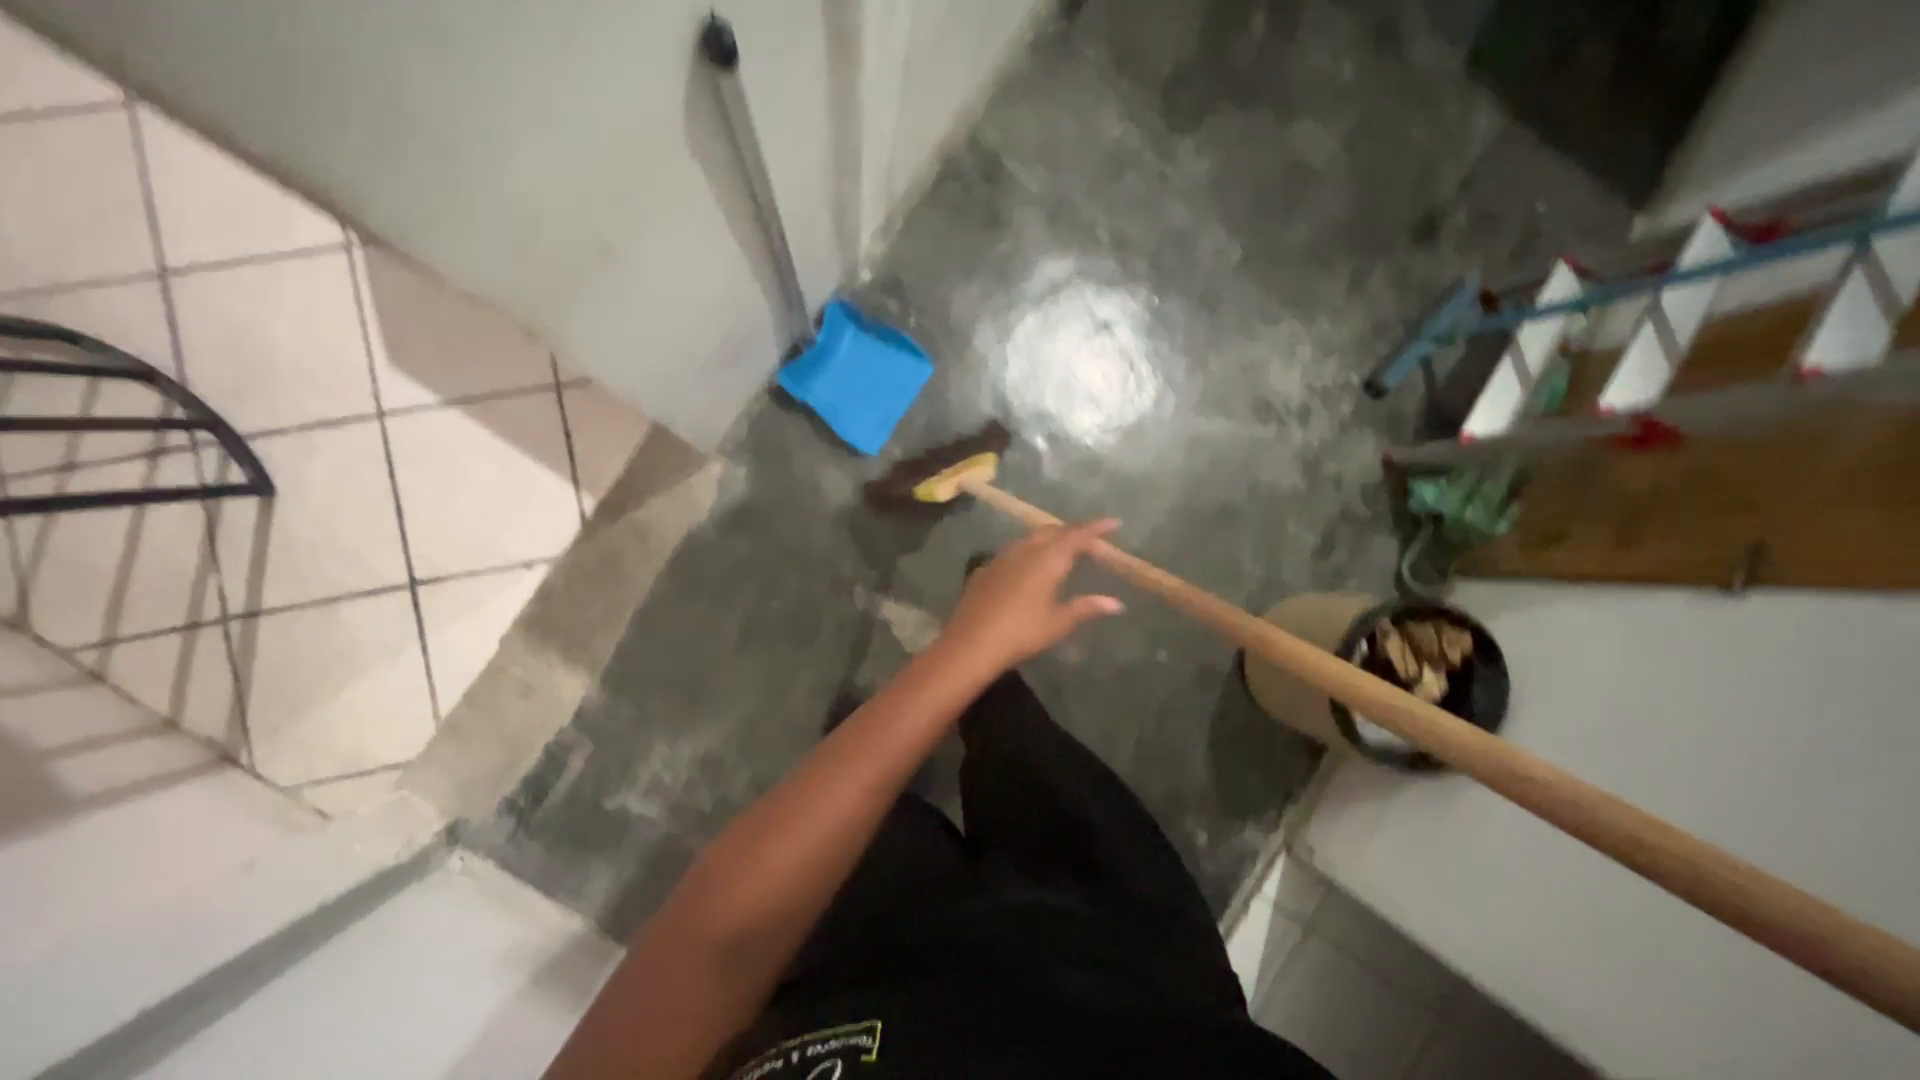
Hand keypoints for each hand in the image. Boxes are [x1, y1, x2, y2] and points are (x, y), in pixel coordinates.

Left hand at [935, 519, 1125, 675]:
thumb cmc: (1021, 633)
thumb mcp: (1058, 622)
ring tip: (1063, 549)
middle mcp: (1024, 550)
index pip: (1076, 536)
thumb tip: (1117, 603)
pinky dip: (1029, 551)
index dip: (1096, 528)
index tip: (1113, 522)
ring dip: (1049, 538)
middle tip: (1090, 540)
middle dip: (1073, 531)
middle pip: (1052, 531)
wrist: (971, 643)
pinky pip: (1013, 551)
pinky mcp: (985, 569)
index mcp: (1047, 559)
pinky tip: (1029, 566)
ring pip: (1030, 538)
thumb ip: (1086, 607)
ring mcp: (1001, 558)